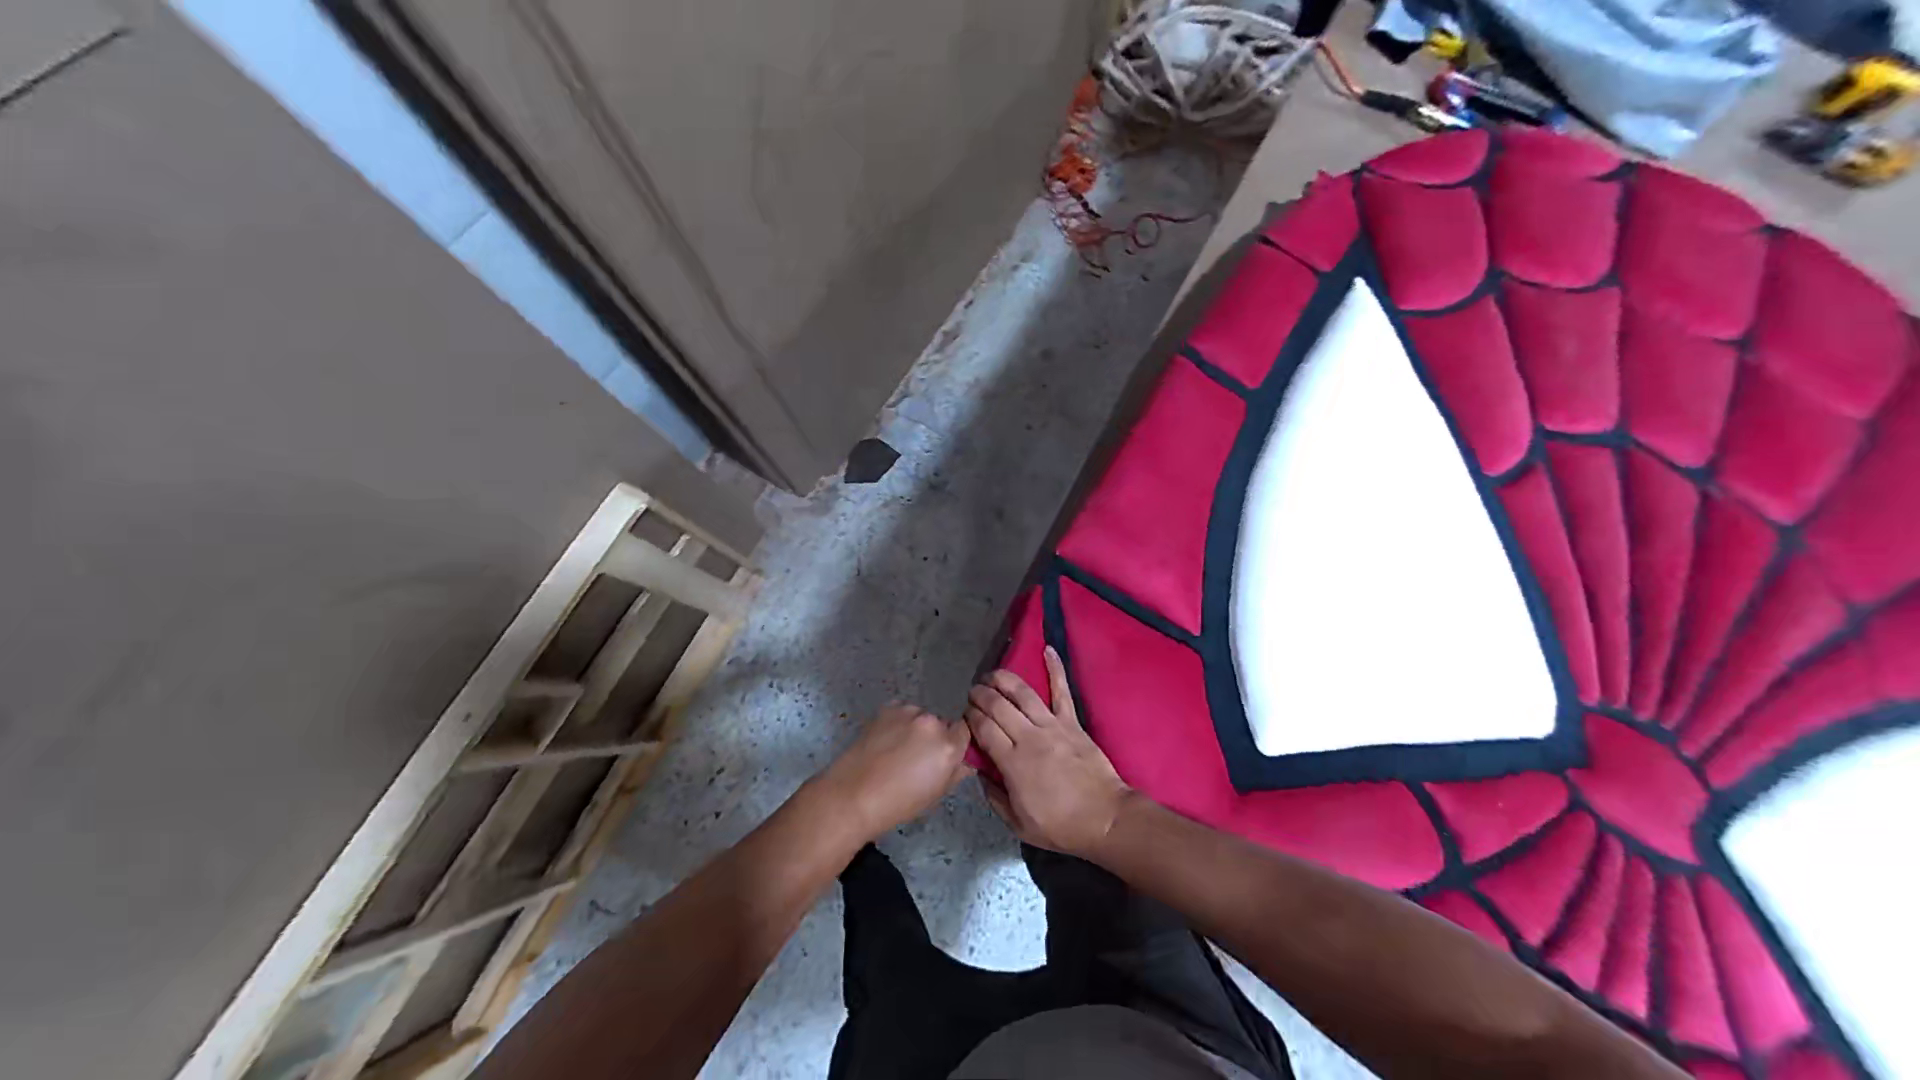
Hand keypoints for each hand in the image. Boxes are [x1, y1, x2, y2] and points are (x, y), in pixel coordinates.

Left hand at [816, 704, 972, 841]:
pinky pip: (901, 712)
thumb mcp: (937, 794)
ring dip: (916, 729)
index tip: (946, 756)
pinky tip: (885, 741)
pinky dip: (898, 723)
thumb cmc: (898, 803)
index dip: (957, 743)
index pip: (965, 732)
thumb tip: (966, 761)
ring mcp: (908, 713)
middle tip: (918, 758)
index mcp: (948, 747)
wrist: (854, 794)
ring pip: (921, 717)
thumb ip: (957, 772)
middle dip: (935, 738)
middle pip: (942, 724)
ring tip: (897, 750)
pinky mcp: (887, 709)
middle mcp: (932, 724)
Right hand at [965, 647, 1132, 858]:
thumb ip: (995, 797)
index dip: (970, 717)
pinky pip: (1062, 691)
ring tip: (991, 674)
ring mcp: (1053, 726)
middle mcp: (1029, 738)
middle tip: (972, 692)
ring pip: (1023, 694)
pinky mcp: (1073, 723)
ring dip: (1004, 679)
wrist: (1106, 820)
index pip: (983, 729)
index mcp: (1012, 763)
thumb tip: (980, 773)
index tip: (963, 714)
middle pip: (997, 706)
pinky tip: (1047, 649)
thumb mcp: (1018, 824)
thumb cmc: (1060, 826)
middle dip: (980, 695)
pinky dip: (1055, 668)